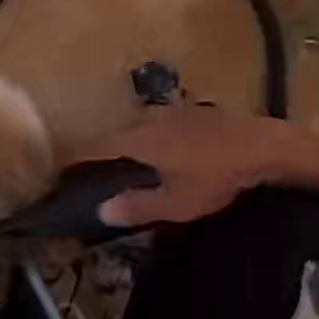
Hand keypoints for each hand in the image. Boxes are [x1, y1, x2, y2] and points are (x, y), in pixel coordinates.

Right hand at [74, 105, 298, 227]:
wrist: (259, 144)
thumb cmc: (215, 175)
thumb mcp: (175, 202)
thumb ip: (137, 206)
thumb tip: (102, 209)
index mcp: (139, 139)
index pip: (96, 146)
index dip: (76, 158)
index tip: (59, 173)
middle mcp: (150, 118)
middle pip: (115, 132)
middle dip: (100, 151)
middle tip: (90, 173)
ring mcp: (172, 110)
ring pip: (137, 125)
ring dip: (125, 142)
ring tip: (122, 165)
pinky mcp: (191, 109)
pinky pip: (158, 122)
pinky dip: (149, 136)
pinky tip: (160, 152)